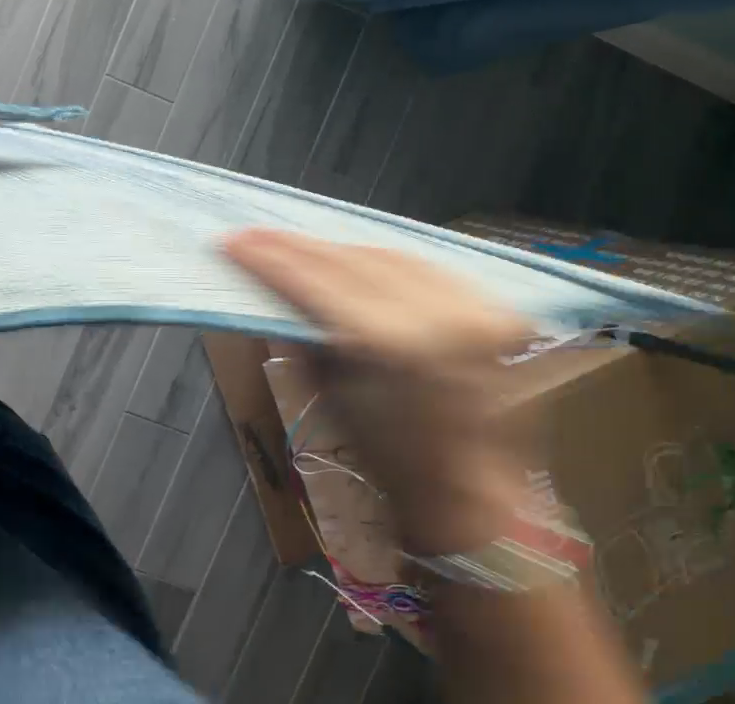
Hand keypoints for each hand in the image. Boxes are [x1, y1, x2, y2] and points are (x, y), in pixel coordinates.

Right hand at [223, 228, 532, 553]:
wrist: (474, 500)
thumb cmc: (387, 457)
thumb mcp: (326, 390)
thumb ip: (303, 331)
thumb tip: (274, 287)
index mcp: (399, 347)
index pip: (318, 282)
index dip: (270, 258)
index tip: (233, 241)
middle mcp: (446, 319)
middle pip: (355, 261)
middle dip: (298, 247)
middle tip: (255, 234)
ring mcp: (482, 313)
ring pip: (391, 255)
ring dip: (337, 249)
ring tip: (294, 244)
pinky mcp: (501, 314)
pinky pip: (428, 268)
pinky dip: (383, 261)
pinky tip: (349, 258)